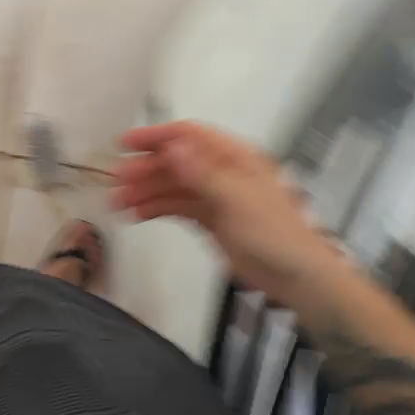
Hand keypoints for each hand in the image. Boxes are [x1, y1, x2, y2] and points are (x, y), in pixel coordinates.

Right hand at [110, 121, 350, 303]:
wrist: (299, 278)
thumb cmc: (273, 232)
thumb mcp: (236, 199)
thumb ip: (202, 174)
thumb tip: (172, 148)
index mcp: (233, 157)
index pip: (189, 136)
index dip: (157, 136)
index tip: (125, 144)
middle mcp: (221, 171)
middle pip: (175, 162)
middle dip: (145, 169)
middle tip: (116, 181)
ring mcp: (214, 196)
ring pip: (172, 186)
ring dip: (144, 191)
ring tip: (117, 204)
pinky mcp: (209, 220)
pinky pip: (176, 207)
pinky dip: (155, 208)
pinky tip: (136, 215)